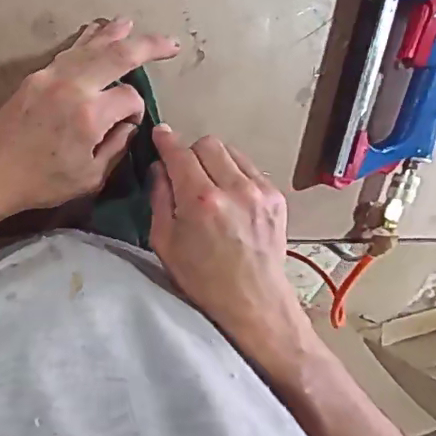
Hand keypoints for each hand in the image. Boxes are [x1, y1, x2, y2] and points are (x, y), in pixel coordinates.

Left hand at [0, 18, 180, 222]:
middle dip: (148, 46)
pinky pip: (68, 52)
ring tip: (131, 24)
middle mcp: (72, 87)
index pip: (130, 97)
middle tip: (169, 44)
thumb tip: (129, 122)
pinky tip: (96, 32)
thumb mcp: (91, 177)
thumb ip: (117, 146)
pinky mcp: (36, 76)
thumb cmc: (44, 183)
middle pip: (118, 55)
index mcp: (89, 115)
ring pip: (91, 46)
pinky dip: (87, 40)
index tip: (129, 125)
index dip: (137, 110)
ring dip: (115, 34)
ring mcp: (51, 77)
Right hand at [148, 126, 308, 360]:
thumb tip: (161, 167)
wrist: (253, 301)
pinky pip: (250, 168)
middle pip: (208, 143)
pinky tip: (231, 196)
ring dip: (215, 160)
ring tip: (210, 185)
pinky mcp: (276, 197)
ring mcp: (259, 191)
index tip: (160, 133)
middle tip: (185, 173)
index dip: (166, 140)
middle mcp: (233, 188)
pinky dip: (235, 174)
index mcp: (200, 200)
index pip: (180, 153)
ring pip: (231, 151)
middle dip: (191, 152)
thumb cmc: (202, 279)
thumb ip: (160, 197)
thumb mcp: (165, 242)